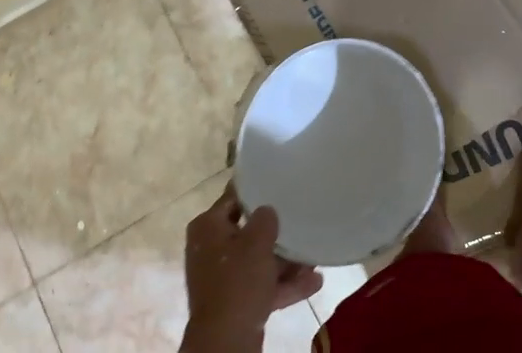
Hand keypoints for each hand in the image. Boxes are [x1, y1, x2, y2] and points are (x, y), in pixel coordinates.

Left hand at [181, 183, 321, 351]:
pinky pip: (261, 285)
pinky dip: (283, 284)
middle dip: (275, 233)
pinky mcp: (234, 301)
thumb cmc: (238, 280)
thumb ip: (265, 219)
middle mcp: (210, 248)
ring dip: (285, 261)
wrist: (227, 338)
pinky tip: (314, 282)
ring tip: (313, 256)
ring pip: (257, 261)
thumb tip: (267, 211)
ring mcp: (222, 277)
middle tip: (300, 222)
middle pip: (247, 232)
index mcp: (207, 226)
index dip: (255, 190)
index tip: (277, 184)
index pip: (232, 198)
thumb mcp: (256, 242)